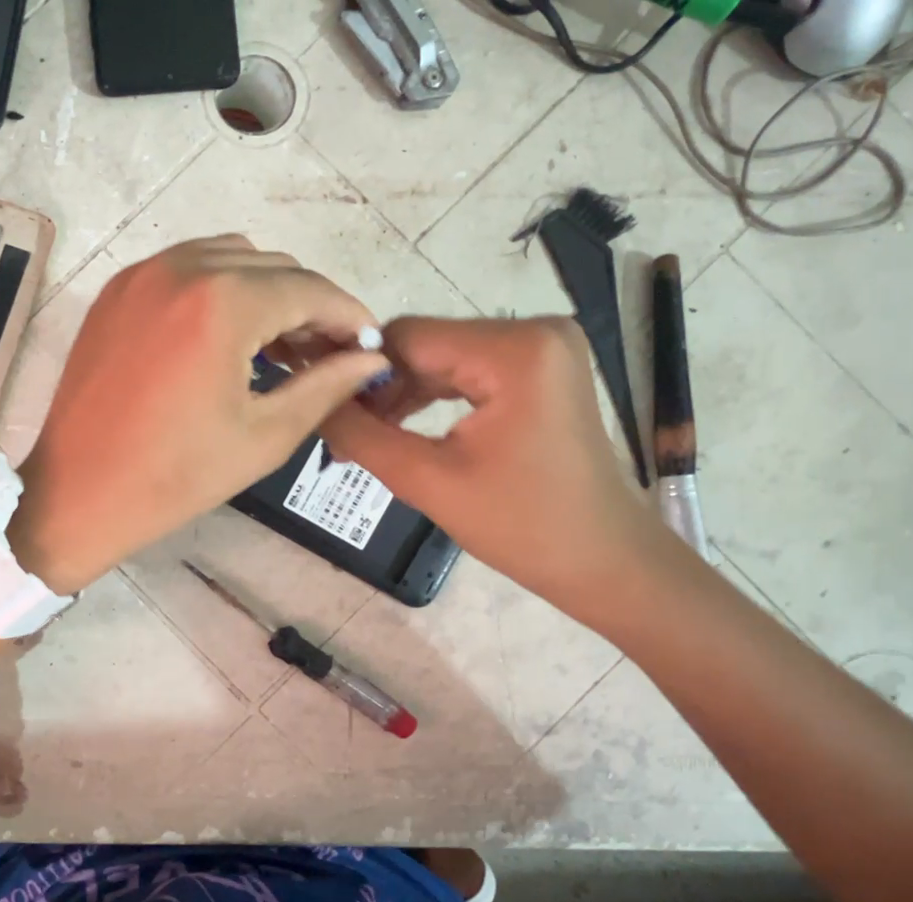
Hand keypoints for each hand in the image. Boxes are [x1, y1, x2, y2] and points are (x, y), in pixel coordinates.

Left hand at [9, 235, 388, 592]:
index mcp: (222, 301)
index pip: (308, 289)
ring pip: (226, 259)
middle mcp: (180, 268)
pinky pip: (181, 270)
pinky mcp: (114, 294)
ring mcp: (139, 276)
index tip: (366, 347)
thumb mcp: (264, 436)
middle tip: (322, 356)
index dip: (346, 317)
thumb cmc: (174, 477)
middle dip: (305, 305)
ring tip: (274, 347)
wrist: (78, 492)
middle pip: (270, 267)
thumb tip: (371, 359)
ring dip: (261, 292)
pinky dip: (213, 290)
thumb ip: (326, 385)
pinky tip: (222, 338)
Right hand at [319, 317, 676, 617]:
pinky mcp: (540, 370)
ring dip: (397, 397)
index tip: (323, 414)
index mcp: (515, 349)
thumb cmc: (519, 524)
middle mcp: (534, 331)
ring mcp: (541, 348)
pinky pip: (464, 371)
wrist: (602, 558)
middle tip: (341, 438)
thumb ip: (359, 434)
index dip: (356, 373)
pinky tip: (401, 432)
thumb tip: (310, 403)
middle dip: (377, 390)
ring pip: (438, 358)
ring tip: (364, 441)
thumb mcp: (425, 480)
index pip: (405, 338)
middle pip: (422, 345)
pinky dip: (428, 399)